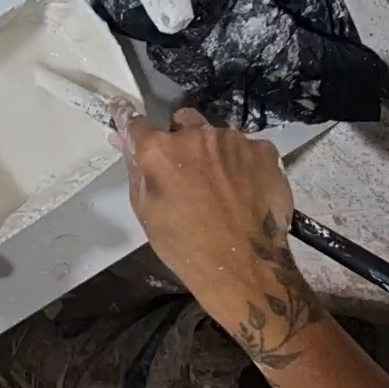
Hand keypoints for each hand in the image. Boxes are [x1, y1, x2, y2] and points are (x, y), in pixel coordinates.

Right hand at [117, 107, 325, 367]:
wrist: (243, 266)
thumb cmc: (183, 244)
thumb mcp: (145, 209)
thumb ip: (135, 168)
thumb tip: (124, 141)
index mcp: (158, 149)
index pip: (136, 122)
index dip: (135, 131)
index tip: (136, 137)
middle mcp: (195, 134)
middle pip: (181, 121)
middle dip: (180, 139)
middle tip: (186, 172)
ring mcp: (233, 140)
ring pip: (216, 134)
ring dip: (212, 150)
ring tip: (220, 185)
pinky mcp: (264, 150)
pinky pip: (246, 147)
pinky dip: (241, 162)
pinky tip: (243, 188)